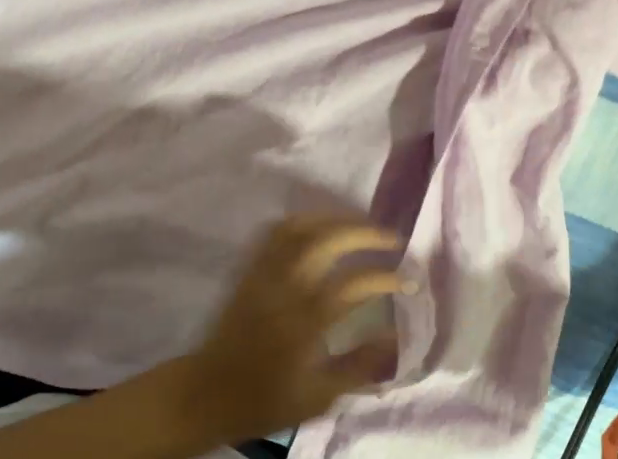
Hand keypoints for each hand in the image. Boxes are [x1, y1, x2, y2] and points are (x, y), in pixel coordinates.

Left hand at [177, 214, 407, 441]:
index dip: (383, 278)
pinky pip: (273, 232)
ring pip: (297, 227)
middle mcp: (283, 287)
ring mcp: (262, 273)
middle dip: (362, 232)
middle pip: (324, 241)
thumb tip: (396, 337)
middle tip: (391, 238)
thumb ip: (359, 366)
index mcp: (304, 322)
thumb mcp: (319, 396)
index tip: (407, 281)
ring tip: (359, 224)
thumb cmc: (267, 399)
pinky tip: (320, 227)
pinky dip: (302, 221)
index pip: (351, 285)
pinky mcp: (248, 268)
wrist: (210, 391)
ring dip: (332, 219)